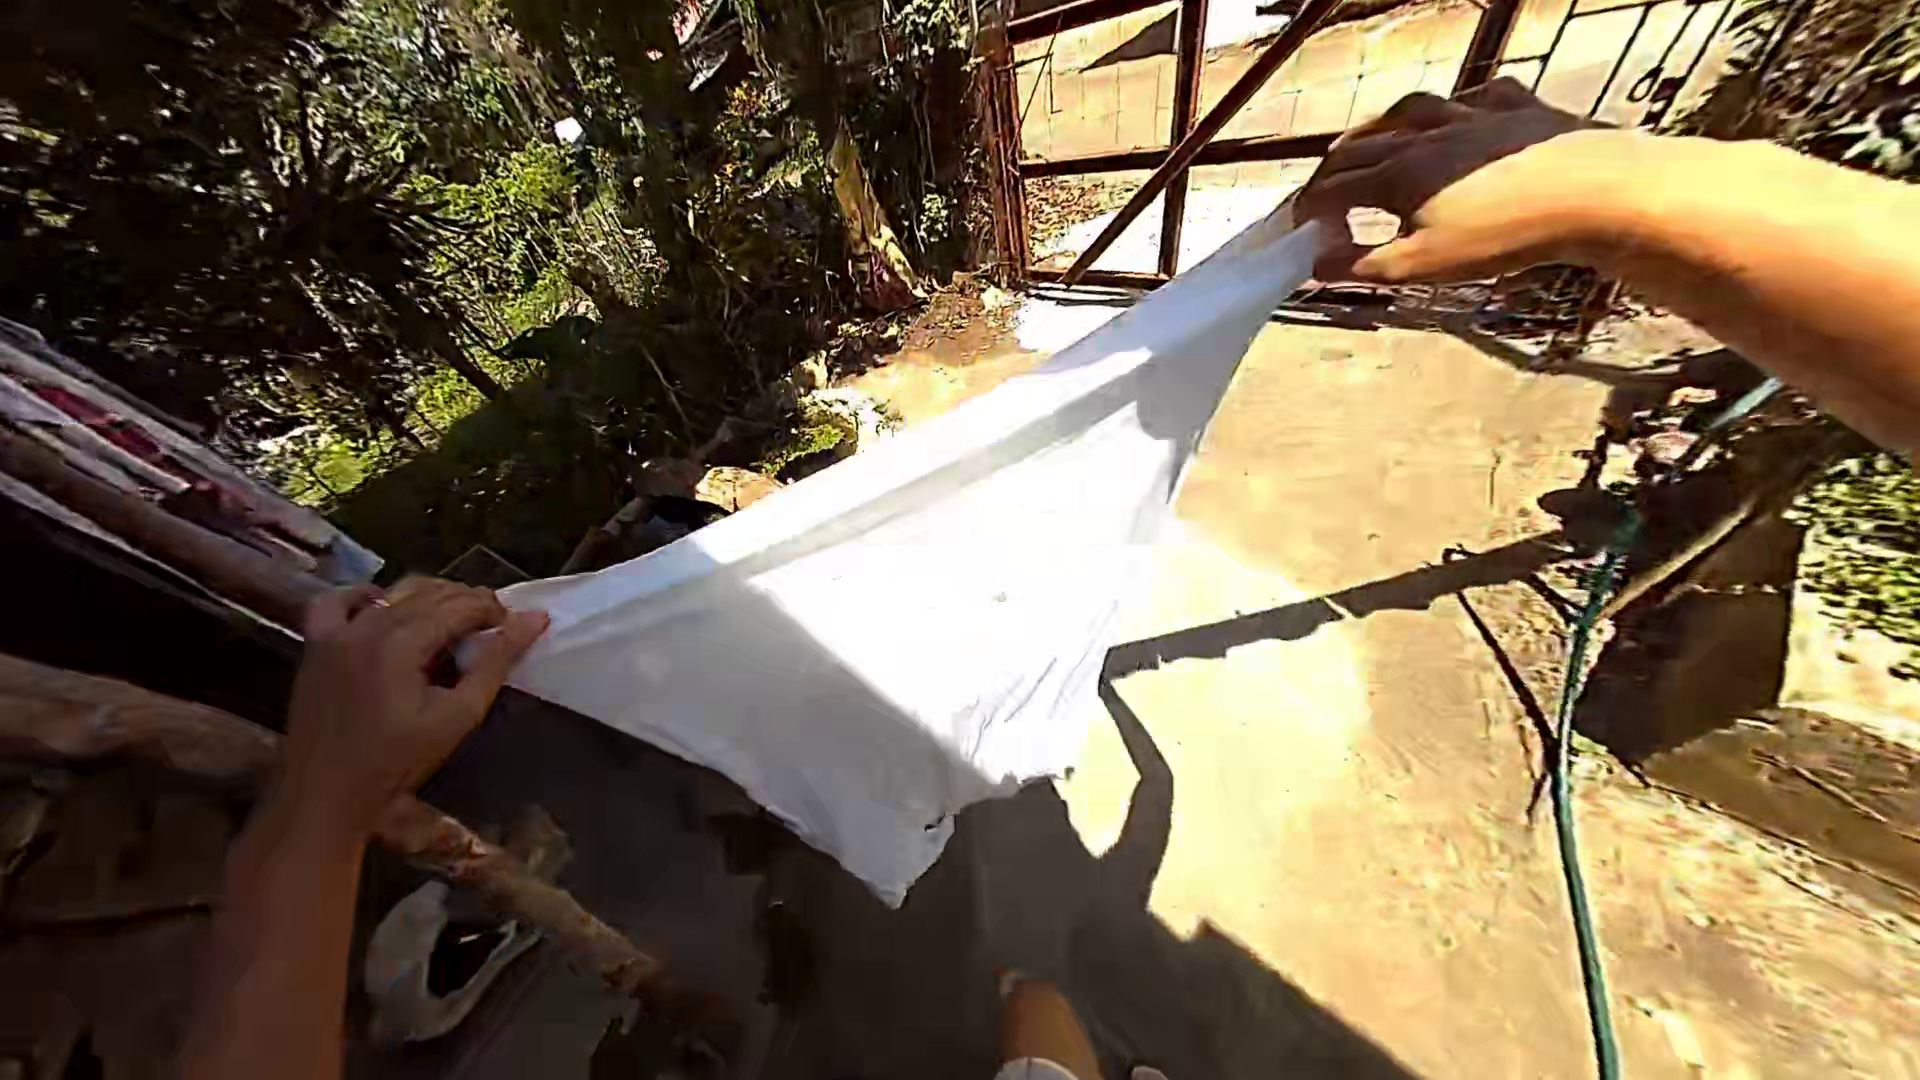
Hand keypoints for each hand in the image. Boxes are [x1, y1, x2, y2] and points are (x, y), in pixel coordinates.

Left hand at [282, 578, 548, 829]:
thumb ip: (498, 660)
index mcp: (399, 644)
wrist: (324, 796)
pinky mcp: (316, 648)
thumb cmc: (399, 759)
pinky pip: (335, 602)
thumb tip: (535, 619)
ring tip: (456, 623)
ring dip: (434, 597)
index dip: (495, 611)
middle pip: (432, 593)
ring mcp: (334, 636)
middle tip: (494, 629)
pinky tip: (387, 606)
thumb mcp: (462, 712)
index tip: (514, 630)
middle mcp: (365, 629)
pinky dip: (366, 596)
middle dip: (472, 603)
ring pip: (396, 592)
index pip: (462, 605)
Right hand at [1297, 78, 1630, 283]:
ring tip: (1366, 144)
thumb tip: (1313, 265)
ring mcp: (1474, 114)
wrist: (1600, 195)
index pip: (1332, 187)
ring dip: (1377, 128)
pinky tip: (1449, 118)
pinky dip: (1449, 107)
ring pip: (1409, 109)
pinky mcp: (1519, 108)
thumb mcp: (1413, 267)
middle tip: (1318, 194)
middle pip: (1360, 144)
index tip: (1295, 228)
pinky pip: (1474, 95)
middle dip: (1329, 170)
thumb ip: (1356, 265)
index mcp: (1396, 174)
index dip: (1307, 207)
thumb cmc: (1498, 237)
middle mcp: (1426, 135)